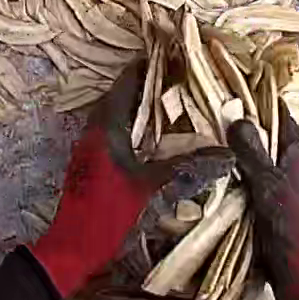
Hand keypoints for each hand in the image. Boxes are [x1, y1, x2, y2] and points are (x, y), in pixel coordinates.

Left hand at [29, 66, 164, 297]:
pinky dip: (127, 123)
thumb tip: (226, 155)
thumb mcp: (149, 188)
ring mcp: (88, 146)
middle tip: (169, 75)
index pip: (123, 87)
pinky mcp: (89, 160)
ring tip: (161, 99)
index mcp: (105, 128)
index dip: (142, 70)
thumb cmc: (108, 213)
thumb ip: (185, 168)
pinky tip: (145, 134)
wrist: (72, 244)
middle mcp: (93, 130)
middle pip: (116, 97)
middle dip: (140, 84)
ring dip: (132, 104)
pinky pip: (109, 130)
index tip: (163, 56)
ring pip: (111, 114)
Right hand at [228, 105, 298, 299]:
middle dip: (256, 132)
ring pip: (260, 173)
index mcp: (294, 174)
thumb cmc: (295, 238)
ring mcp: (280, 207)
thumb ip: (255, 158)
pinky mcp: (269, 226)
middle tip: (224, 114)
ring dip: (241, 159)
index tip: (261, 89)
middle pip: (274, 151)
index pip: (288, 133)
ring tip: (212, 146)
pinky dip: (234, 186)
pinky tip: (214, 188)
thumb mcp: (271, 193)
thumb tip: (240, 119)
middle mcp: (290, 186)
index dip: (278, 112)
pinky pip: (248, 196)